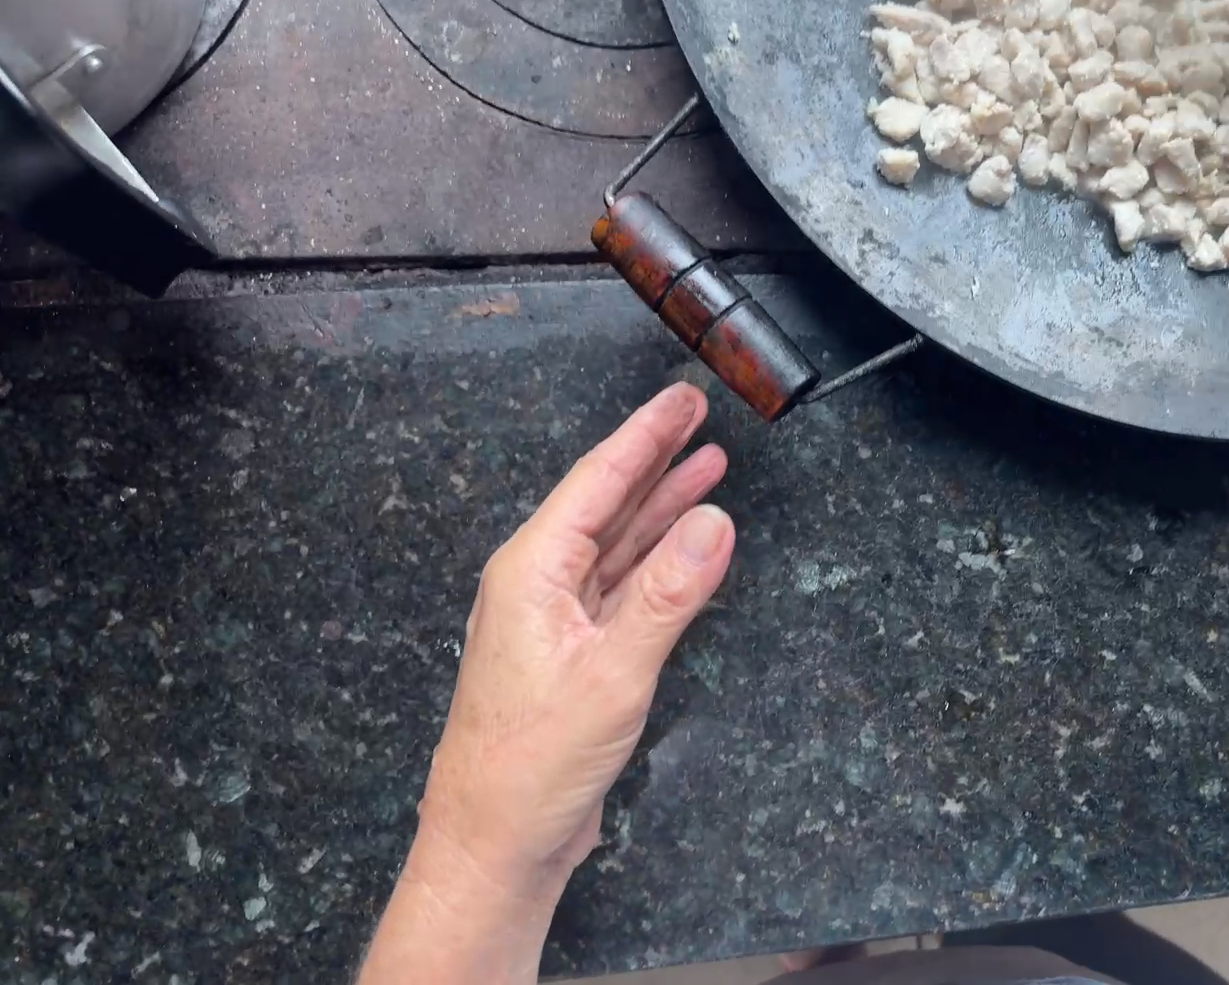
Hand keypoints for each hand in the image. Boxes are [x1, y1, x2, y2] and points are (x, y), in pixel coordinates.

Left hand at [417, 383, 734, 898]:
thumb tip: (717, 520)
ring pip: (621, 539)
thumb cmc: (537, 759)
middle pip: (609, 500)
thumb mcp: (612, 672)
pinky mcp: (581, 643)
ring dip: (664, 503)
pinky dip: (661, 555)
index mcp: (534, 569)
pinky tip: (688, 541)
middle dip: (656, 455)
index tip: (683, 399)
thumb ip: (668, 593)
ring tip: (707, 465)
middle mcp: (543, 579)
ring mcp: (562, 612)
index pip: (599, 481)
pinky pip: (628, 580)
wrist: (497, 843)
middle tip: (699, 415)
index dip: (645, 434)